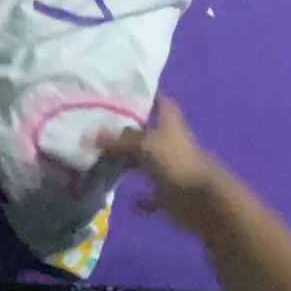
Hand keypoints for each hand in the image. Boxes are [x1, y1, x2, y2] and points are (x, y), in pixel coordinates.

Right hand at [97, 97, 232, 236]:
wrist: (201, 199)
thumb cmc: (175, 162)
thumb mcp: (144, 145)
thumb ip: (117, 141)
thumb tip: (89, 135)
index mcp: (169, 122)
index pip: (157, 99)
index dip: (143, 94)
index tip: (119, 91)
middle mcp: (169, 141)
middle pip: (146, 132)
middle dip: (125, 131)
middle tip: (96, 127)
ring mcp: (170, 166)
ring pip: (145, 160)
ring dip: (128, 162)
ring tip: (100, 159)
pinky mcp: (169, 191)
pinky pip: (152, 194)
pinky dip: (142, 199)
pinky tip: (128, 199)